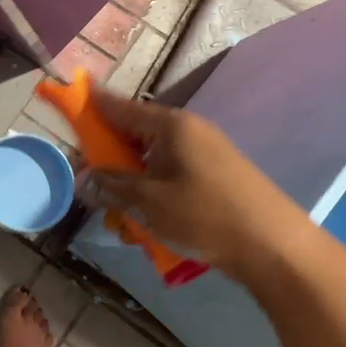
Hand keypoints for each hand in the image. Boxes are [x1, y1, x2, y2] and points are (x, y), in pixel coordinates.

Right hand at [75, 90, 310, 276]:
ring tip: (123, 222)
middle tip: (91, 187)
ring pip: (151, 164)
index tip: (68, 97)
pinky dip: (154, 198)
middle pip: (134, 136)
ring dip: (131, 188)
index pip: (119, 107)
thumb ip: (112, 187)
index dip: (91, 104)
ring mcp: (204, 156)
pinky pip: (171, 180)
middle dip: (108, 161)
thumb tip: (84, 179)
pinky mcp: (215, 179)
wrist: (277, 249)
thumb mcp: (149, 202)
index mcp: (170, 126)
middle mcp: (187, 133)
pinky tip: (149, 229)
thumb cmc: (207, 215)